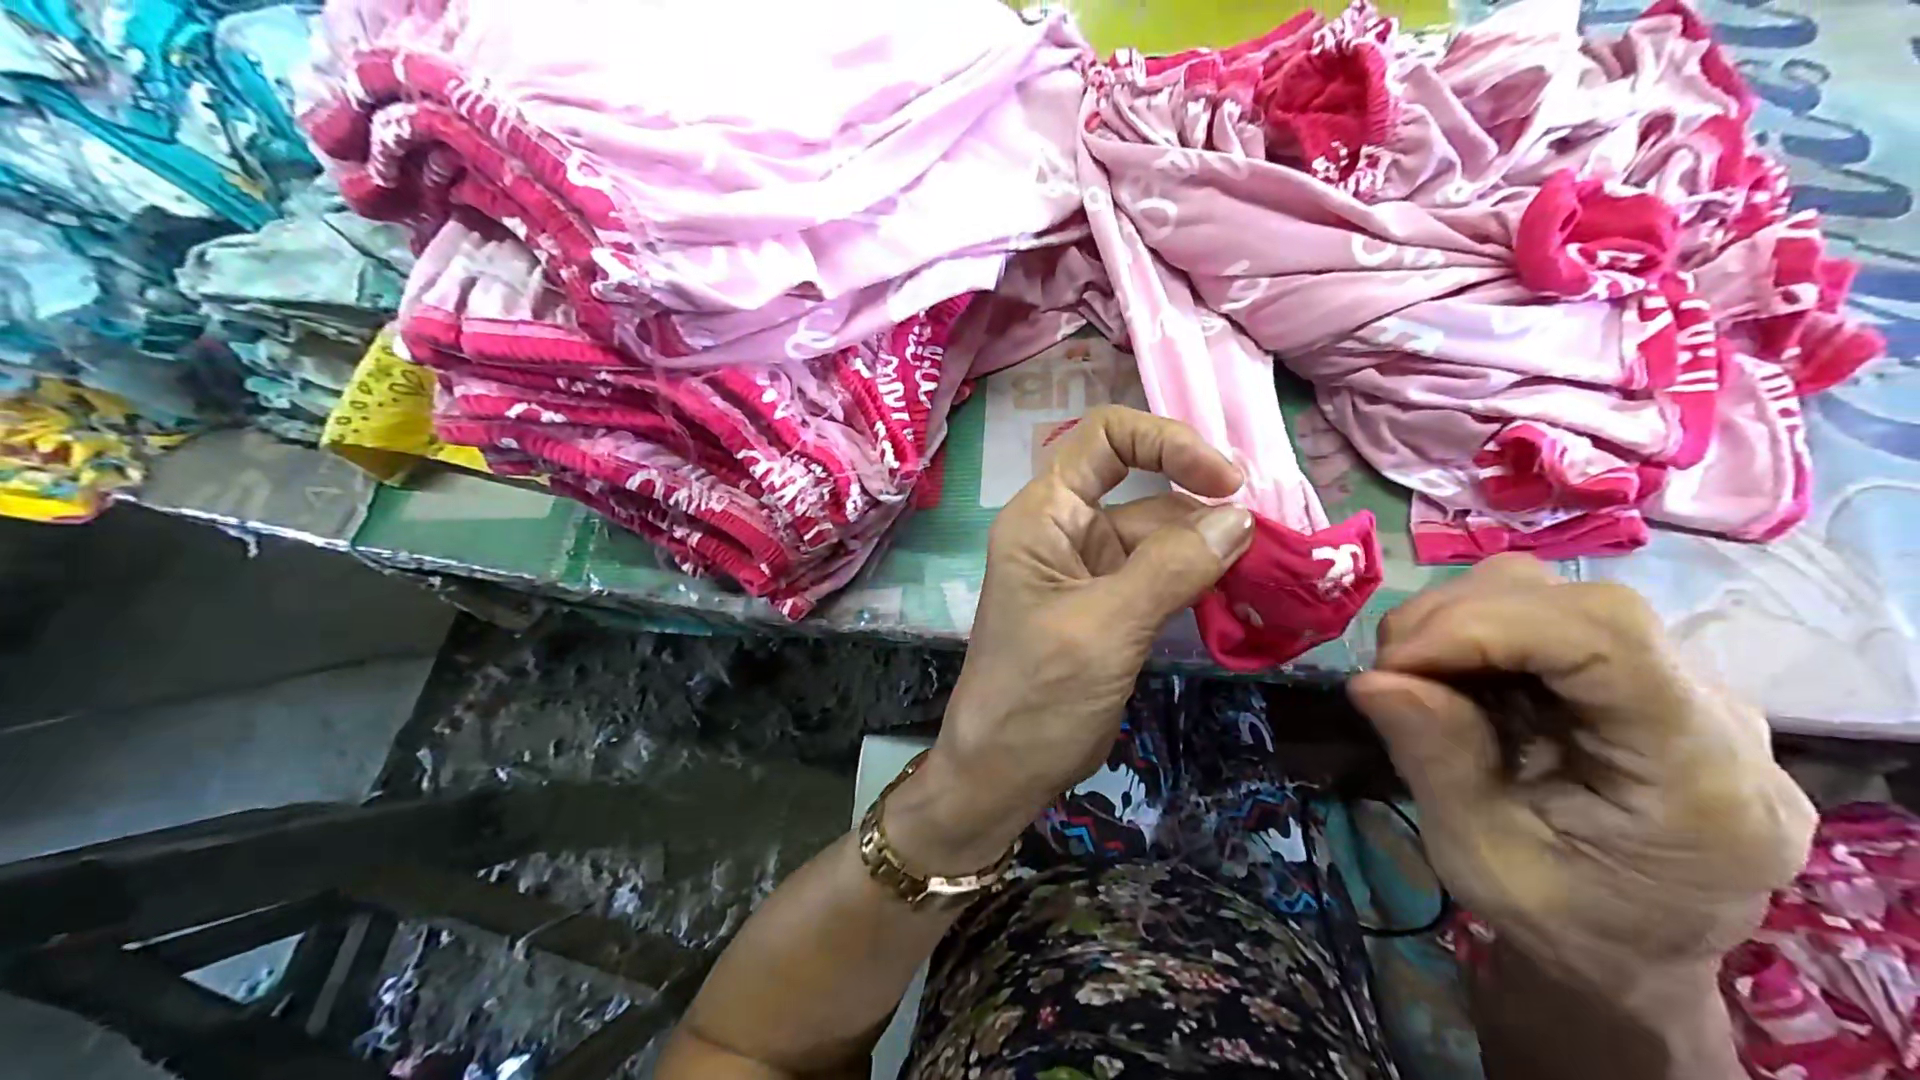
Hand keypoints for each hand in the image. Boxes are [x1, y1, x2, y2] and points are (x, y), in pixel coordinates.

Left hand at [887, 406, 1253, 870]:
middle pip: (1145, 491)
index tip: (1226, 481)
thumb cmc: (1038, 694)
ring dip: (1212, 550)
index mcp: (1045, 516)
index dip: (1167, 442)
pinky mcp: (1110, 607)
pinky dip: (1200, 581)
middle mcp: (1066, 531)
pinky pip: (1163, 577)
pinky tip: (1243, 592)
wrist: (1004, 770)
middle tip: (1275, 541)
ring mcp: (1090, 571)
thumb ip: (1171, 567)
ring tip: (1273, 569)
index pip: (1104, 438)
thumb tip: (1239, 517)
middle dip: (1206, 509)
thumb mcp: (1105, 626)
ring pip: (1162, 538)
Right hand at [1349, 554, 1815, 994]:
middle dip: (1456, 621)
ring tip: (1415, 671)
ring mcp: (1677, 684)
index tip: (1395, 664)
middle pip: (1575, 605)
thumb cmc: (1561, 920)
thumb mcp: (1480, 856)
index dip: (1483, 626)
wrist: (1626, 949)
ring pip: (1554, 593)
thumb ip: (1435, 761)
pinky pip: (1543, 612)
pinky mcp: (1633, 672)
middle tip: (1391, 672)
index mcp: (1697, 775)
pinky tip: (1448, 671)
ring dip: (1458, 617)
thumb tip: (1370, 679)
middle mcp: (1711, 711)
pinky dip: (1470, 626)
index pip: (1606, 639)